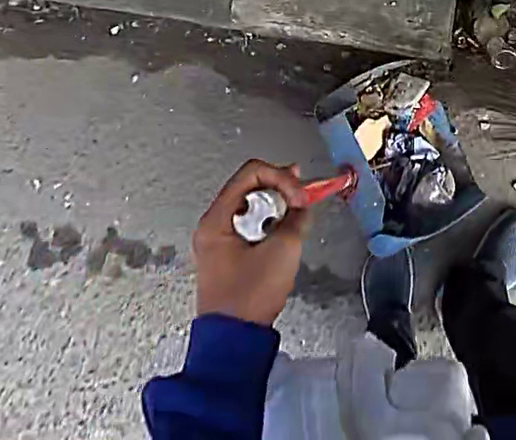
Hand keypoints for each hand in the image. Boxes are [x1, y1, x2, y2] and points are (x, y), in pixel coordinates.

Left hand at [193, 159, 311, 326]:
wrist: (235, 342)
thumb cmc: (248, 301)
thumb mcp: (282, 252)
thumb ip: (296, 220)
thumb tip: (302, 206)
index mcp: (217, 218)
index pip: (250, 173)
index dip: (280, 177)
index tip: (300, 194)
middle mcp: (213, 223)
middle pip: (249, 185)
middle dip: (279, 187)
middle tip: (301, 193)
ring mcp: (219, 238)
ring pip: (251, 203)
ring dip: (275, 204)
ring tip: (295, 211)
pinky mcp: (228, 252)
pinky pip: (250, 222)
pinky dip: (269, 220)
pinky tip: (285, 228)